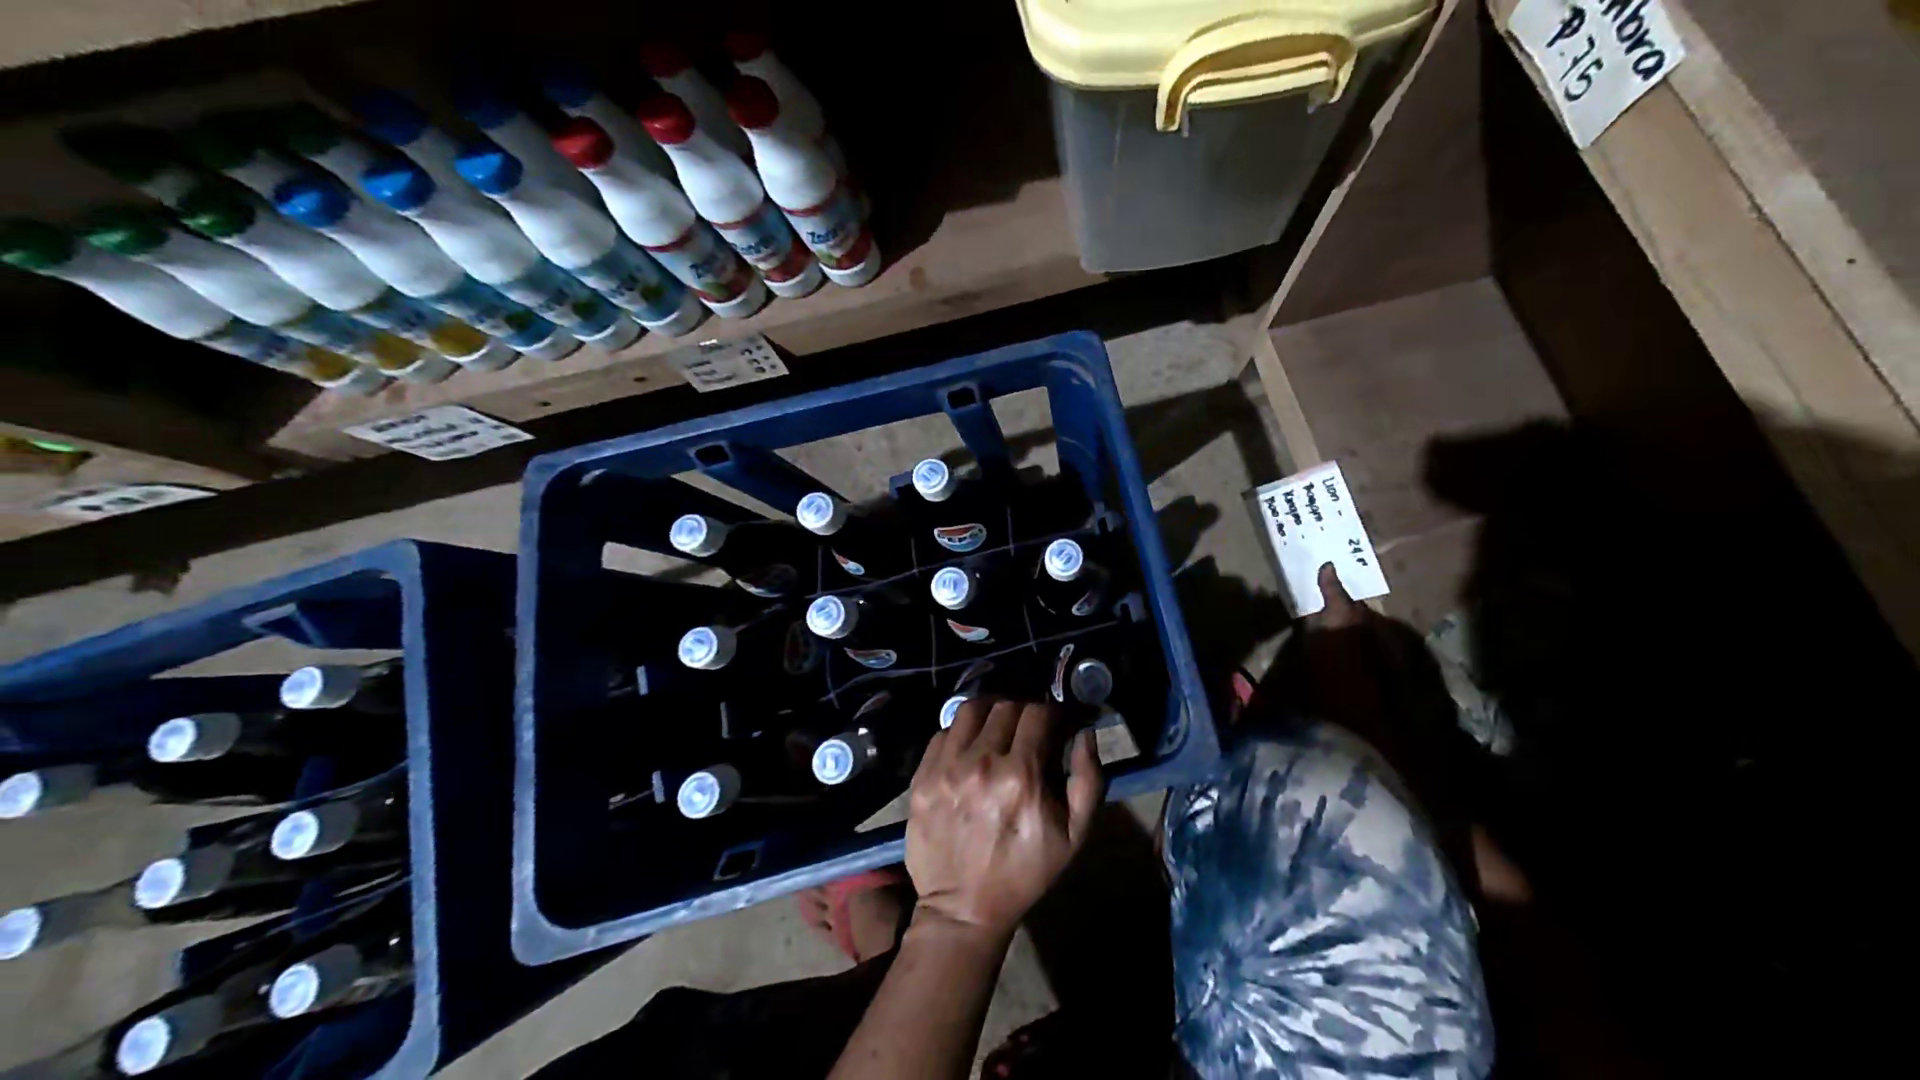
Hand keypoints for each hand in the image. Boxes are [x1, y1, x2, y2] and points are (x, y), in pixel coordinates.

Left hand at [904, 698, 1103, 940]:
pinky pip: (943, 733)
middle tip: (1030, 727)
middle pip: (1005, 706)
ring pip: (970, 710)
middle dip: (1024, 710)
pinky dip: (962, 732)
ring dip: (991, 711)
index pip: (1038, 713)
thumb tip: (1084, 732)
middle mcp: (980, 762)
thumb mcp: (1074, 836)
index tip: (1058, 722)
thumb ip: (1089, 779)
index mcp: (1021, 776)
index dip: (1053, 712)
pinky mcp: (921, 777)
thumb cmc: (1025, 873)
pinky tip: (971, 747)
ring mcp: (945, 768)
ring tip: (999, 726)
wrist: (963, 908)